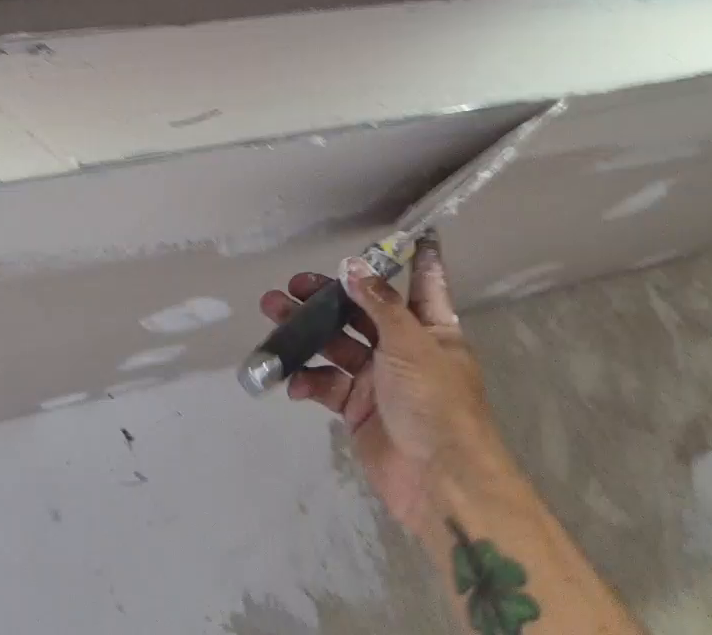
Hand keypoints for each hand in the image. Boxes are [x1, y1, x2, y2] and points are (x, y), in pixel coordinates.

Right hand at [257, 236, 500, 537]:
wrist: (439, 480)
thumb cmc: (435, 402)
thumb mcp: (410, 343)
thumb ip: (378, 303)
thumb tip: (351, 266)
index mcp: (431, 330)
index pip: (424, 284)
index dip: (419, 260)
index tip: (415, 231)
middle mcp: (404, 349)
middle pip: (361, 313)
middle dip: (328, 297)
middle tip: (292, 285)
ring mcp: (379, 380)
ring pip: (336, 345)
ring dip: (306, 331)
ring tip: (272, 314)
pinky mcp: (357, 409)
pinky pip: (326, 385)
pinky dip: (307, 379)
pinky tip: (292, 378)